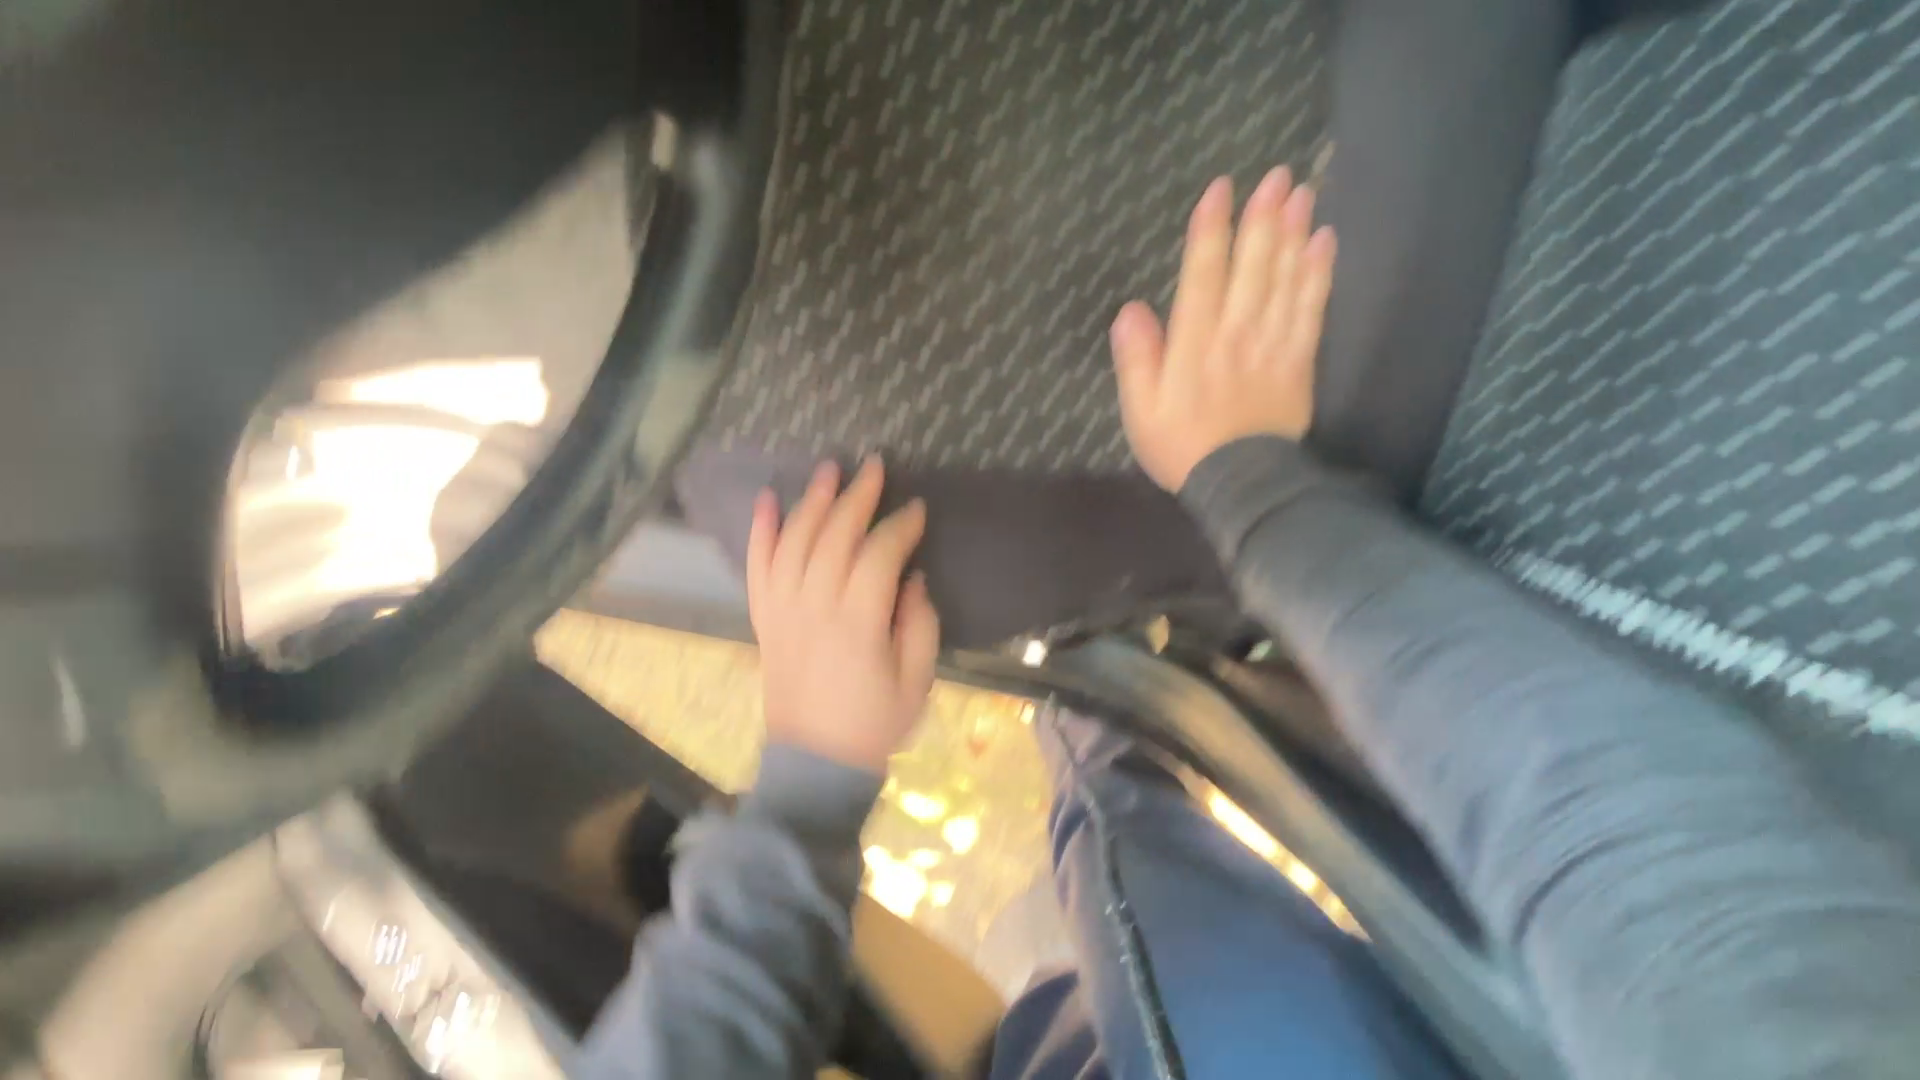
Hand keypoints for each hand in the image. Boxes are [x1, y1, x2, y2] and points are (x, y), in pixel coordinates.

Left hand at [747, 458, 940, 772]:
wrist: (815, 761)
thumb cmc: (874, 722)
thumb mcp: (916, 680)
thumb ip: (920, 624)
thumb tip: (911, 578)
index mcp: (858, 623)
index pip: (879, 555)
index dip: (900, 527)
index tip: (917, 509)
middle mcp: (814, 607)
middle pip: (834, 536)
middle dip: (857, 497)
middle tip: (874, 466)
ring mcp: (782, 611)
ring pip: (794, 542)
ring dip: (812, 502)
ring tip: (829, 470)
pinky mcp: (764, 619)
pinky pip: (756, 567)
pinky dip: (760, 531)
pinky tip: (768, 500)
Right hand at [1111, 168, 1336, 491]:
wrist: (1240, 484)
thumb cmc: (1181, 447)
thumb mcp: (1140, 409)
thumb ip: (1136, 358)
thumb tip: (1131, 310)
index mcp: (1194, 342)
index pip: (1202, 273)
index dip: (1211, 229)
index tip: (1220, 189)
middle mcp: (1236, 332)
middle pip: (1252, 265)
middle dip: (1262, 217)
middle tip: (1276, 175)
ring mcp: (1273, 344)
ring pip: (1285, 278)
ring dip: (1293, 233)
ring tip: (1301, 194)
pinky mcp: (1300, 360)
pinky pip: (1312, 308)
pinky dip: (1319, 273)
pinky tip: (1324, 242)